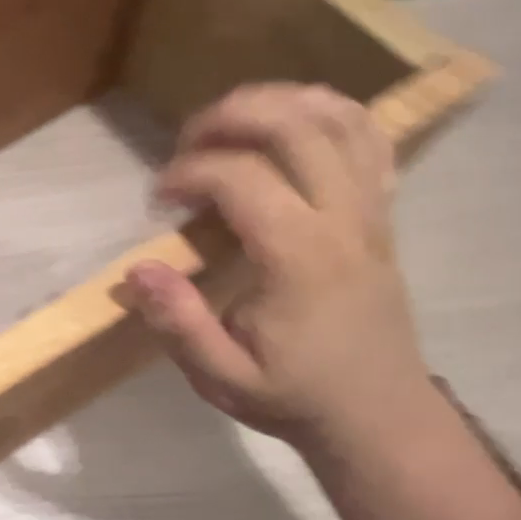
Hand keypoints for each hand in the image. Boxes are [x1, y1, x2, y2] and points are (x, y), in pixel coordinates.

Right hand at [124, 84, 436, 448]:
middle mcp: (342, 219)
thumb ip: (178, 323)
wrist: (379, 417)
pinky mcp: (382, 213)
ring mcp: (371, 210)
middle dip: (228, 116)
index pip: (239, 177)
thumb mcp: (223, 377)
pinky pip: (369, 139)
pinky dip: (329, 113)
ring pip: (339, 118)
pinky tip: (291, 121)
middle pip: (294, 125)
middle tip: (186, 143)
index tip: (157, 200)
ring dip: (279, 102)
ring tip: (230, 122)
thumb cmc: (294, 397)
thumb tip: (138, 269)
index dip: (187, 173)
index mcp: (299, 258)